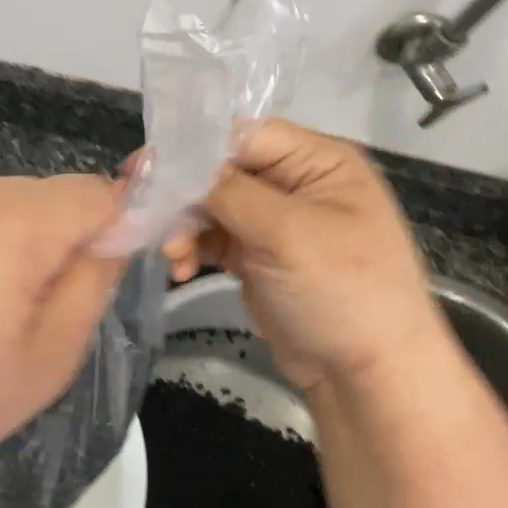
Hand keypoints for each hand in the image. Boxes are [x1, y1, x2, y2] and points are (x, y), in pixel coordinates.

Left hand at [0, 175, 125, 487]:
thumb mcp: (49, 356)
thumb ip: (94, 282)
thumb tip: (118, 234)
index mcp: (13, 220)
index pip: (98, 193)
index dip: (120, 230)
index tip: (105, 282)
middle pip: (49, 197)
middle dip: (63, 243)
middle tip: (44, 314)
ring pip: (5, 206)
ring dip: (19, 245)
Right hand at [163, 120, 446, 391]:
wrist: (364, 371)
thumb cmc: (340, 291)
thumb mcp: (286, 233)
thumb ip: (229, 192)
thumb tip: (174, 164)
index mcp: (317, 162)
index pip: (242, 136)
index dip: (191, 150)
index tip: (142, 171)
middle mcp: (295, 184)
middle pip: (219, 171)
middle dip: (183, 198)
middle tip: (147, 222)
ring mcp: (275, 223)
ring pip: (209, 208)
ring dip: (183, 229)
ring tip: (172, 257)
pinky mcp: (257, 257)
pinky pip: (212, 240)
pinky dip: (192, 251)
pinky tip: (181, 271)